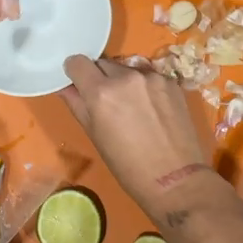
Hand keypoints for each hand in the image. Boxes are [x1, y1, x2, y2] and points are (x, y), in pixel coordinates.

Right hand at [60, 56, 211, 216]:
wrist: (175, 180)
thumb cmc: (128, 166)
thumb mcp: (95, 136)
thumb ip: (77, 104)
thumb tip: (66, 86)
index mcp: (101, 92)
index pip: (78, 62)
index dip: (75, 71)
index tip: (79, 82)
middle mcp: (125, 77)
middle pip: (103, 64)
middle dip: (100, 78)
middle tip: (107, 102)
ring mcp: (151, 77)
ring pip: (127, 69)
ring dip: (124, 82)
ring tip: (133, 108)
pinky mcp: (171, 81)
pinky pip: (149, 76)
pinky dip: (145, 87)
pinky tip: (153, 110)